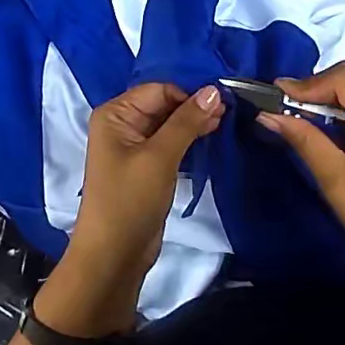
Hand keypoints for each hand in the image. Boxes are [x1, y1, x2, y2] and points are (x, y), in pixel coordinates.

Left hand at [36, 83, 223, 337]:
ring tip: (224, 126)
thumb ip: (186, 122)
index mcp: (114, 113)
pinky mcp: (145, 165)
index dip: (188, 94)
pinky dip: (187, 141)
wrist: (114, 255)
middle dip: (193, 108)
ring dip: (193, 124)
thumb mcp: (160, 157)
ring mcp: (132, 146)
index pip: (158, 90)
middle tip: (229, 115)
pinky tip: (209, 141)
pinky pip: (168, 143)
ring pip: (168, 124)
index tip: (223, 104)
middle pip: (163, 104)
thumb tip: (214, 90)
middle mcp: (121, 124)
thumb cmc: (131, 199)